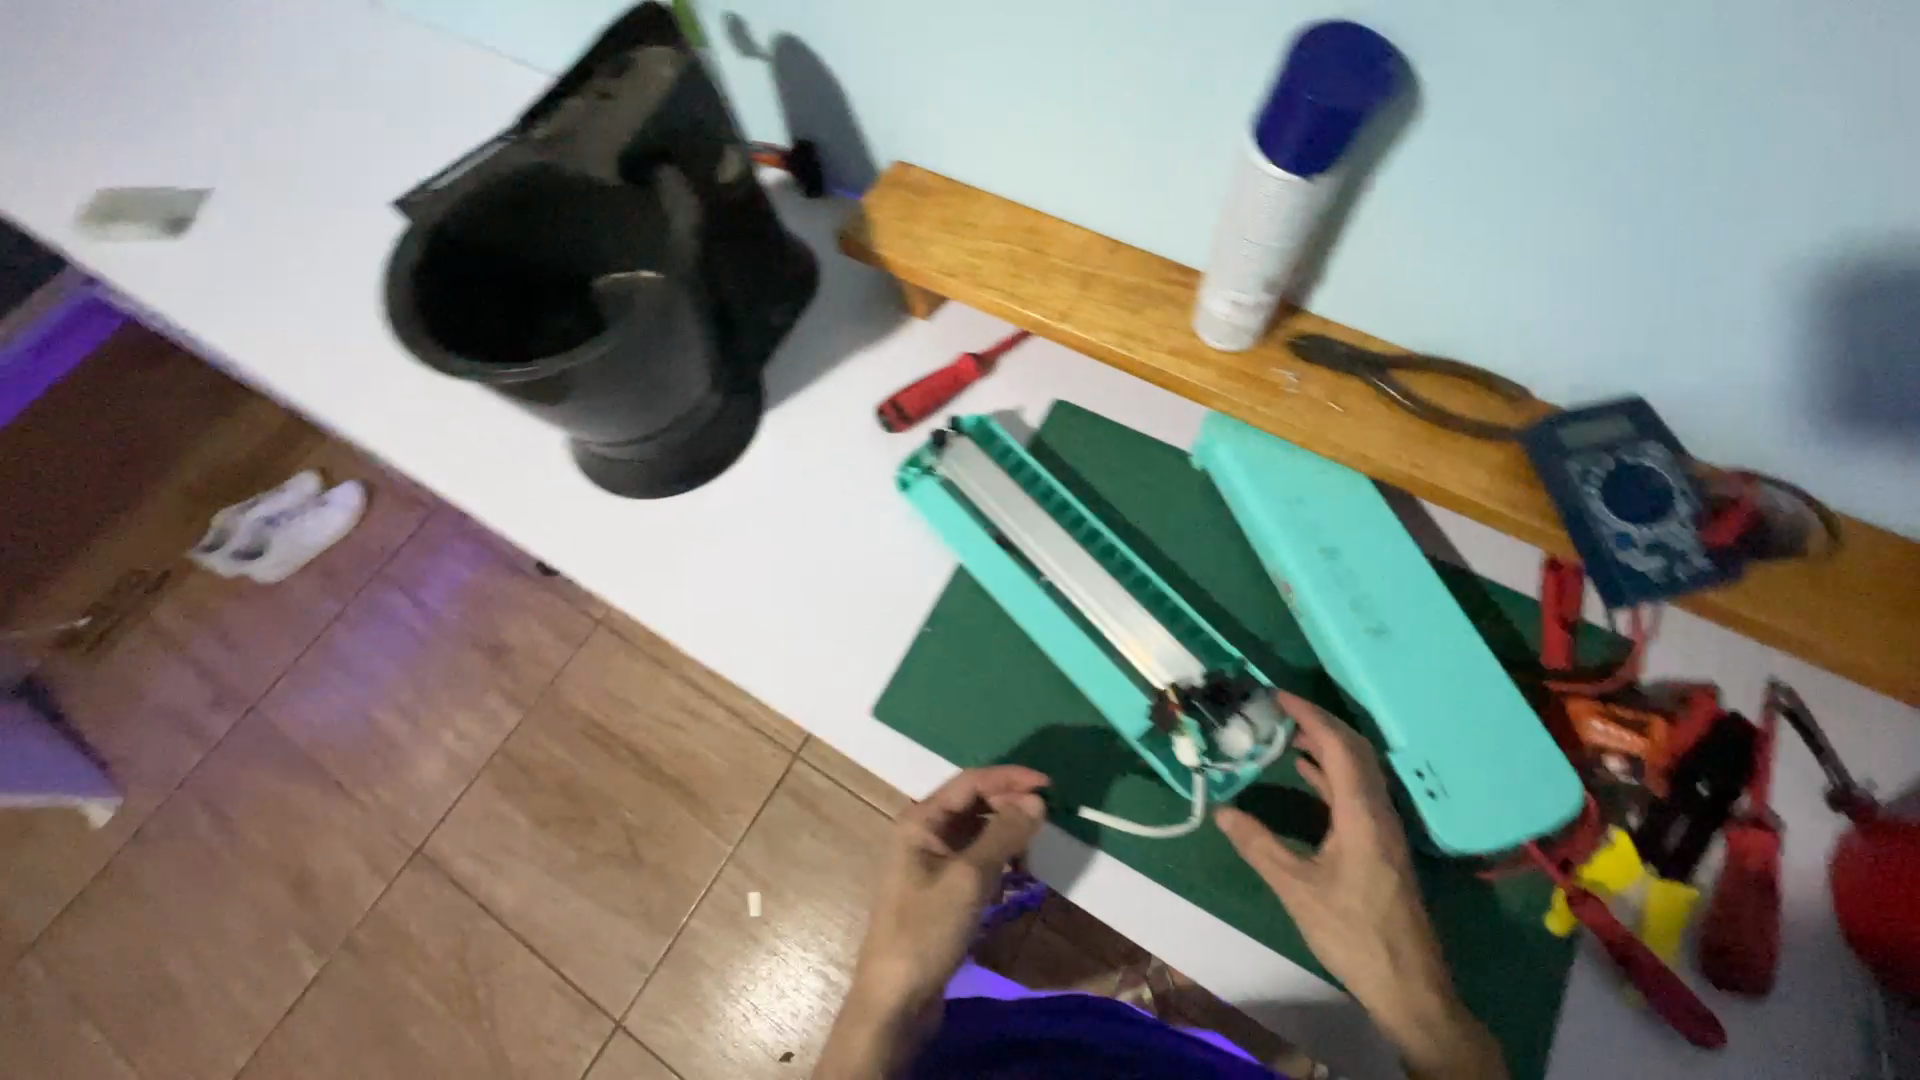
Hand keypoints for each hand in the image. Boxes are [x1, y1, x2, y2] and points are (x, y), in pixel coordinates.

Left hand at [854, 765, 1048, 1009]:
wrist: (895, 1001)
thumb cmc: (926, 931)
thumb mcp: (970, 879)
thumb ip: (1003, 834)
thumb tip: (1036, 800)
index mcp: (921, 820)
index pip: (971, 781)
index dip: (1010, 778)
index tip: (1049, 786)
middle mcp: (923, 832)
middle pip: (974, 803)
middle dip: (1010, 807)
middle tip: (1045, 823)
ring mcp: (931, 861)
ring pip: (977, 832)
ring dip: (1006, 836)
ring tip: (1031, 855)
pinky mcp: (941, 889)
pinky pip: (975, 859)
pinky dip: (998, 861)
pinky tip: (1015, 877)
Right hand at [1214, 693, 1504, 1079]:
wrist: (1408, 984)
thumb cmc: (1352, 932)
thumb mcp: (1296, 888)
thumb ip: (1258, 845)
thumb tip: (1222, 810)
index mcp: (1361, 814)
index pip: (1339, 747)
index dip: (1310, 716)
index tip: (1278, 697)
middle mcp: (1378, 812)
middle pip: (1355, 751)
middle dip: (1319, 722)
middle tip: (1279, 708)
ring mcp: (1382, 828)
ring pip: (1357, 770)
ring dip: (1326, 745)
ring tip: (1287, 732)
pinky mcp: (1379, 844)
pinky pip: (1355, 792)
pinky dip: (1329, 773)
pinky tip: (1305, 774)